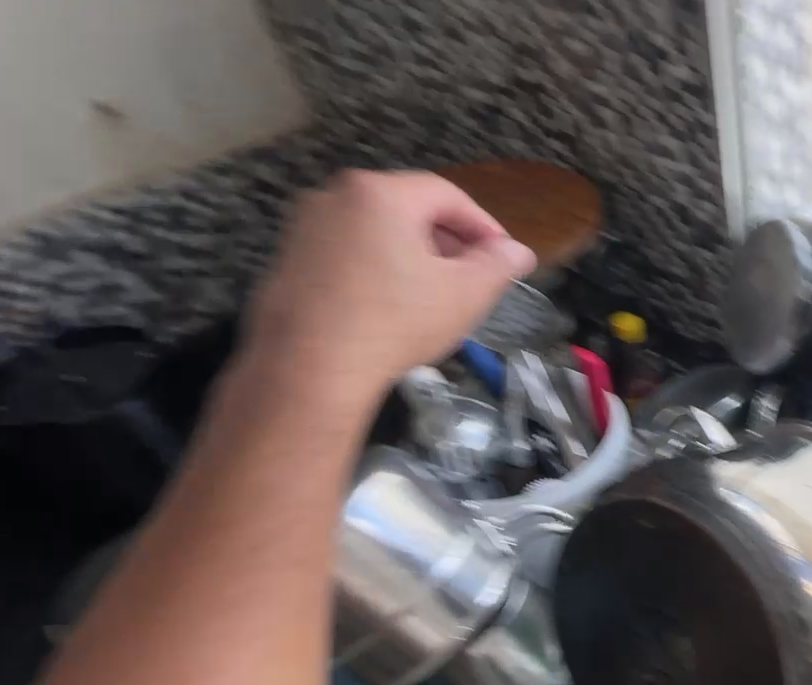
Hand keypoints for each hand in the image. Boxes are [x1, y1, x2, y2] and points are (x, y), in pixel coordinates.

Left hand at [239, 170, 536, 404]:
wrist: (312, 364)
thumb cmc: (396, 322)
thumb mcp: (465, 294)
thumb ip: (498, 265)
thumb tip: (518, 251)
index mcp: (382, 194)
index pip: (447, 195)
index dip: (484, 225)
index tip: (505, 256)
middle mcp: (338, 195)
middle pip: (410, 207)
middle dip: (450, 241)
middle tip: (476, 277)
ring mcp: (308, 224)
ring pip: (380, 229)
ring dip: (416, 254)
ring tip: (438, 294)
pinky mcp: (293, 255)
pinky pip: (352, 249)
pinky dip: (382, 266)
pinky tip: (396, 305)